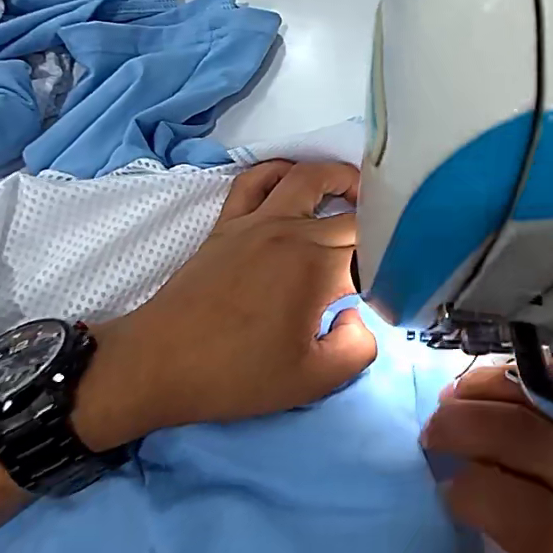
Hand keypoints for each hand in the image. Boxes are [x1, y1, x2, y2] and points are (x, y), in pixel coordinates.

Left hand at [72, 161, 377, 449]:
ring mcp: (256, 220)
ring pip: (307, 176)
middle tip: (386, 256)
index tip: (394, 286)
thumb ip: (358, 347)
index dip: (393, 261)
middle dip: (377, 227)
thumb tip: (358, 317)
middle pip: (350, 210)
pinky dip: (282, 173)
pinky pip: (256, 180)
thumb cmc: (236, 375)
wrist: (158, 364)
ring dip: (339, 179)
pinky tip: (294, 187)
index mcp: (317, 265)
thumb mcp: (313, 380)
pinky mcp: (227, 223)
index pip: (374, 244)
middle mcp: (291, 229)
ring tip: (357, 198)